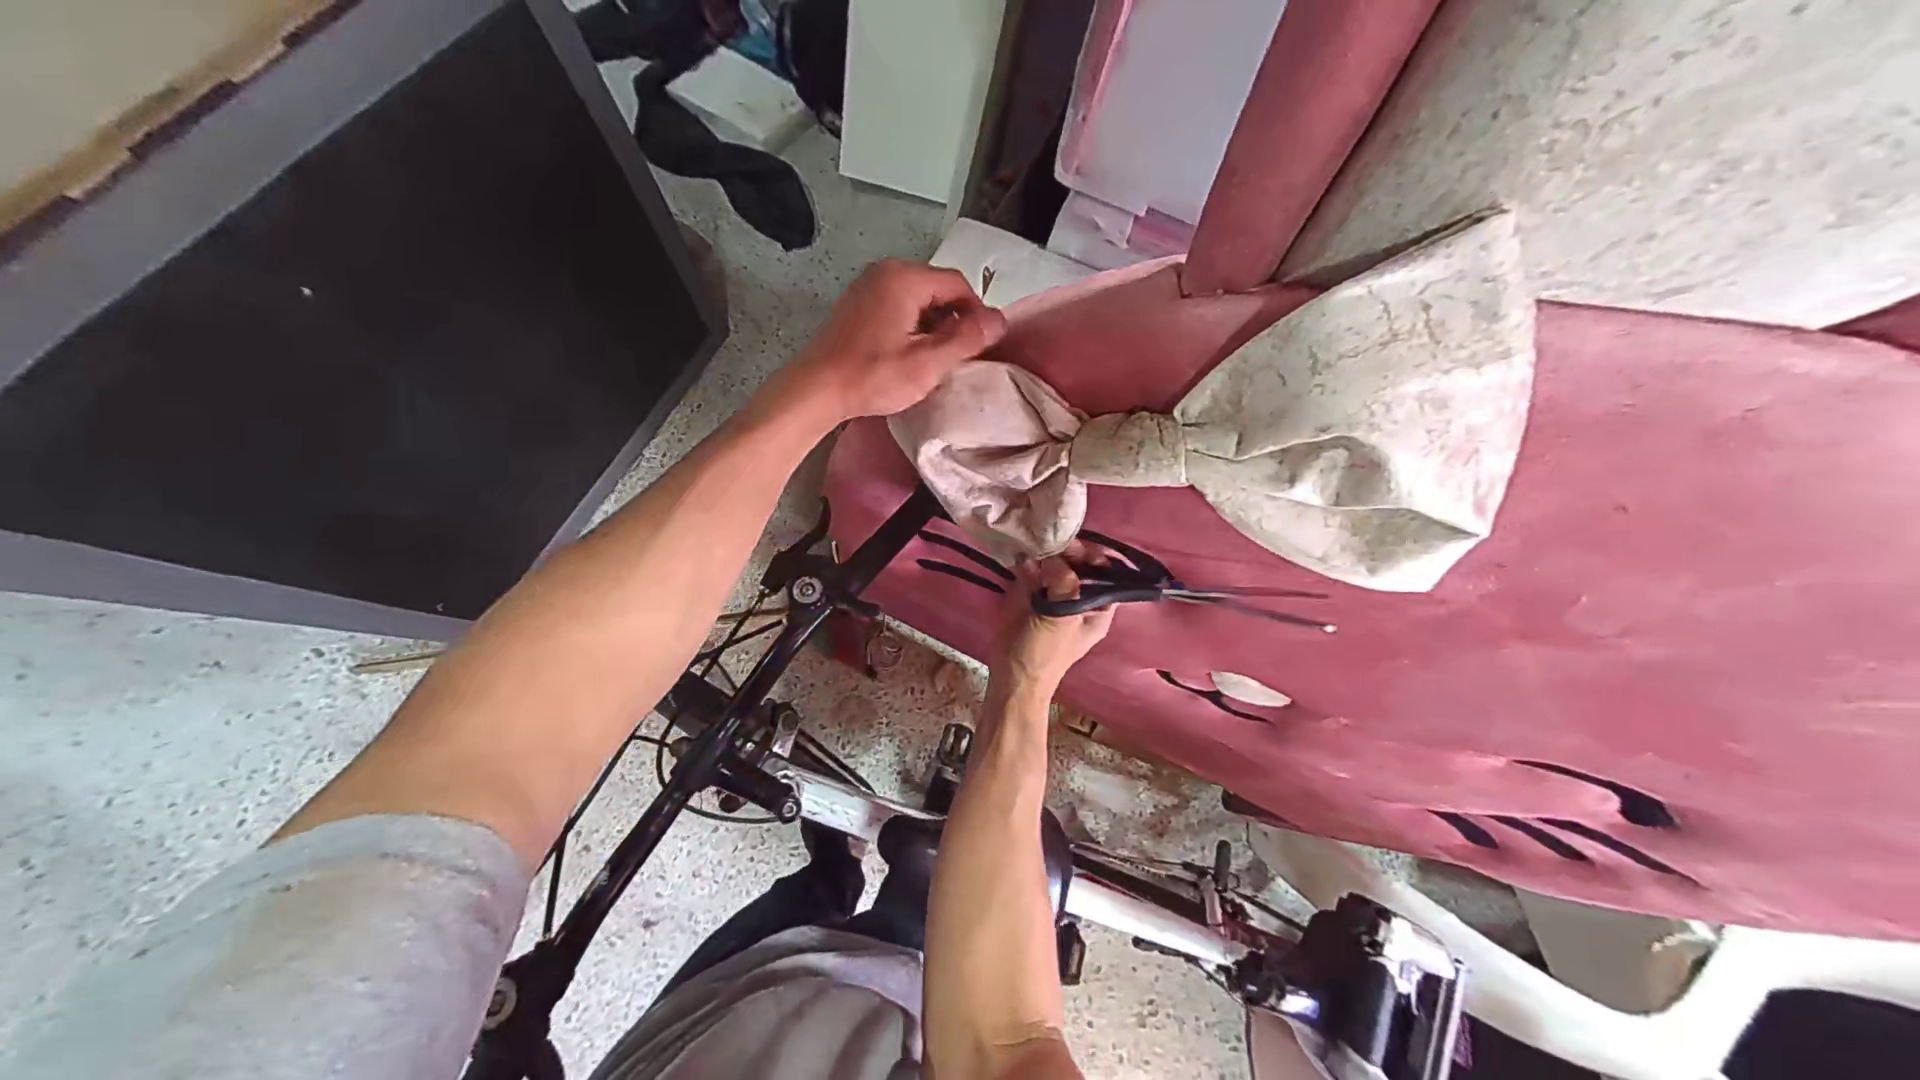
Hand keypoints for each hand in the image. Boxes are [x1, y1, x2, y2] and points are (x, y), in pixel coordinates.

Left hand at [775, 259, 1006, 423]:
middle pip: (939, 288)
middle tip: (961, 355)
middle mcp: (886, 271)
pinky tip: (911, 354)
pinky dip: (914, 325)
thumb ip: (966, 339)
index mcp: (904, 278)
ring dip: (935, 325)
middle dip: (955, 319)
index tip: (982, 345)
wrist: (816, 389)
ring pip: (920, 299)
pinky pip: (900, 306)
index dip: (977, 313)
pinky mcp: (859, 304)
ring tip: (937, 358)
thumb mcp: (926, 363)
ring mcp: (869, 286)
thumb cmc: (871, 376)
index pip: (958, 284)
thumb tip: (1000, 320)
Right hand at [994, 547, 1114, 691]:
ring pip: (1056, 562)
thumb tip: (1051, 555)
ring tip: (1038, 544)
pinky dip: (1028, 559)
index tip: (1076, 545)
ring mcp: (1054, 593)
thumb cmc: (1044, 652)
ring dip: (1047, 550)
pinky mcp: (1030, 593)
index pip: (1105, 570)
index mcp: (1098, 605)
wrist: (1011, 675)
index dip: (1093, 554)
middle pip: (1080, 562)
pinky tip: (1024, 554)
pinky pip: (1033, 570)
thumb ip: (1064, 582)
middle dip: (1068, 549)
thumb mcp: (1062, 617)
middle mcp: (1079, 595)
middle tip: (1053, 542)